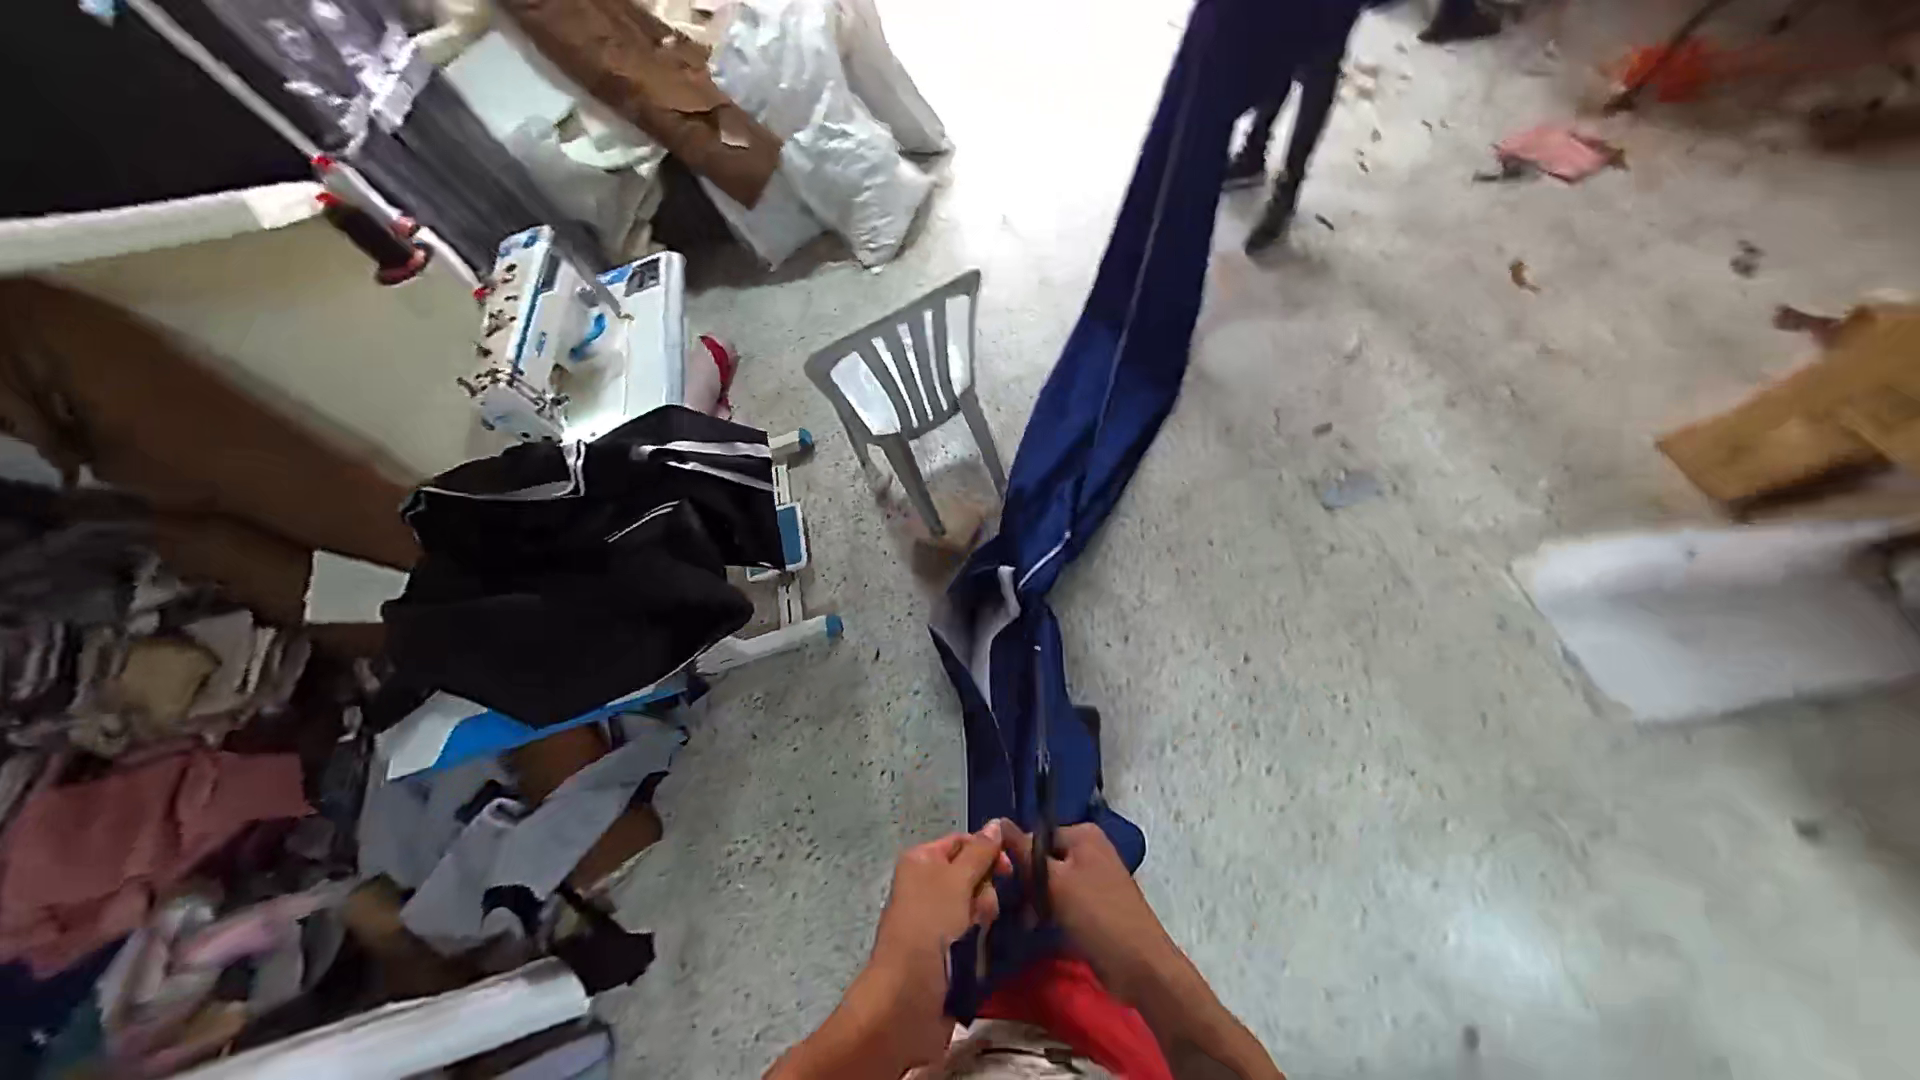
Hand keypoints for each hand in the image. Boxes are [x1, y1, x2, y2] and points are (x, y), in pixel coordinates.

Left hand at [853, 822, 1012, 1067]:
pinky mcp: (947, 949)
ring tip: (973, 937)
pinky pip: (974, 933)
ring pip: (978, 906)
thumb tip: (996, 823)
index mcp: (922, 860)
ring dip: (982, 919)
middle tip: (978, 911)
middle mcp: (927, 885)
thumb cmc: (929, 926)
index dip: (987, 851)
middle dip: (984, 892)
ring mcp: (936, 919)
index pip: (963, 842)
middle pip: (974, 875)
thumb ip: (980, 852)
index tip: (1008, 868)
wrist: (907, 998)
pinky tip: (975, 954)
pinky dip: (978, 941)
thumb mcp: (956, 880)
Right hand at [1002, 821, 1183, 1006]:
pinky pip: (1063, 899)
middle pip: (1043, 858)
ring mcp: (1093, 877)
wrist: (1140, 967)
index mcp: (1083, 834)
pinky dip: (1050, 912)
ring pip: (1051, 881)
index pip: (1035, 835)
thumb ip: (1024, 852)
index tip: (1001, 880)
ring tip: (1024, 921)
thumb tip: (997, 821)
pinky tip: (1037, 927)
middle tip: (1011, 905)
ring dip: (1036, 901)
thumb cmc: (1096, 915)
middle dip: (1027, 882)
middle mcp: (1089, 849)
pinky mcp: (1094, 904)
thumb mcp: (1054, 881)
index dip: (1017, 857)